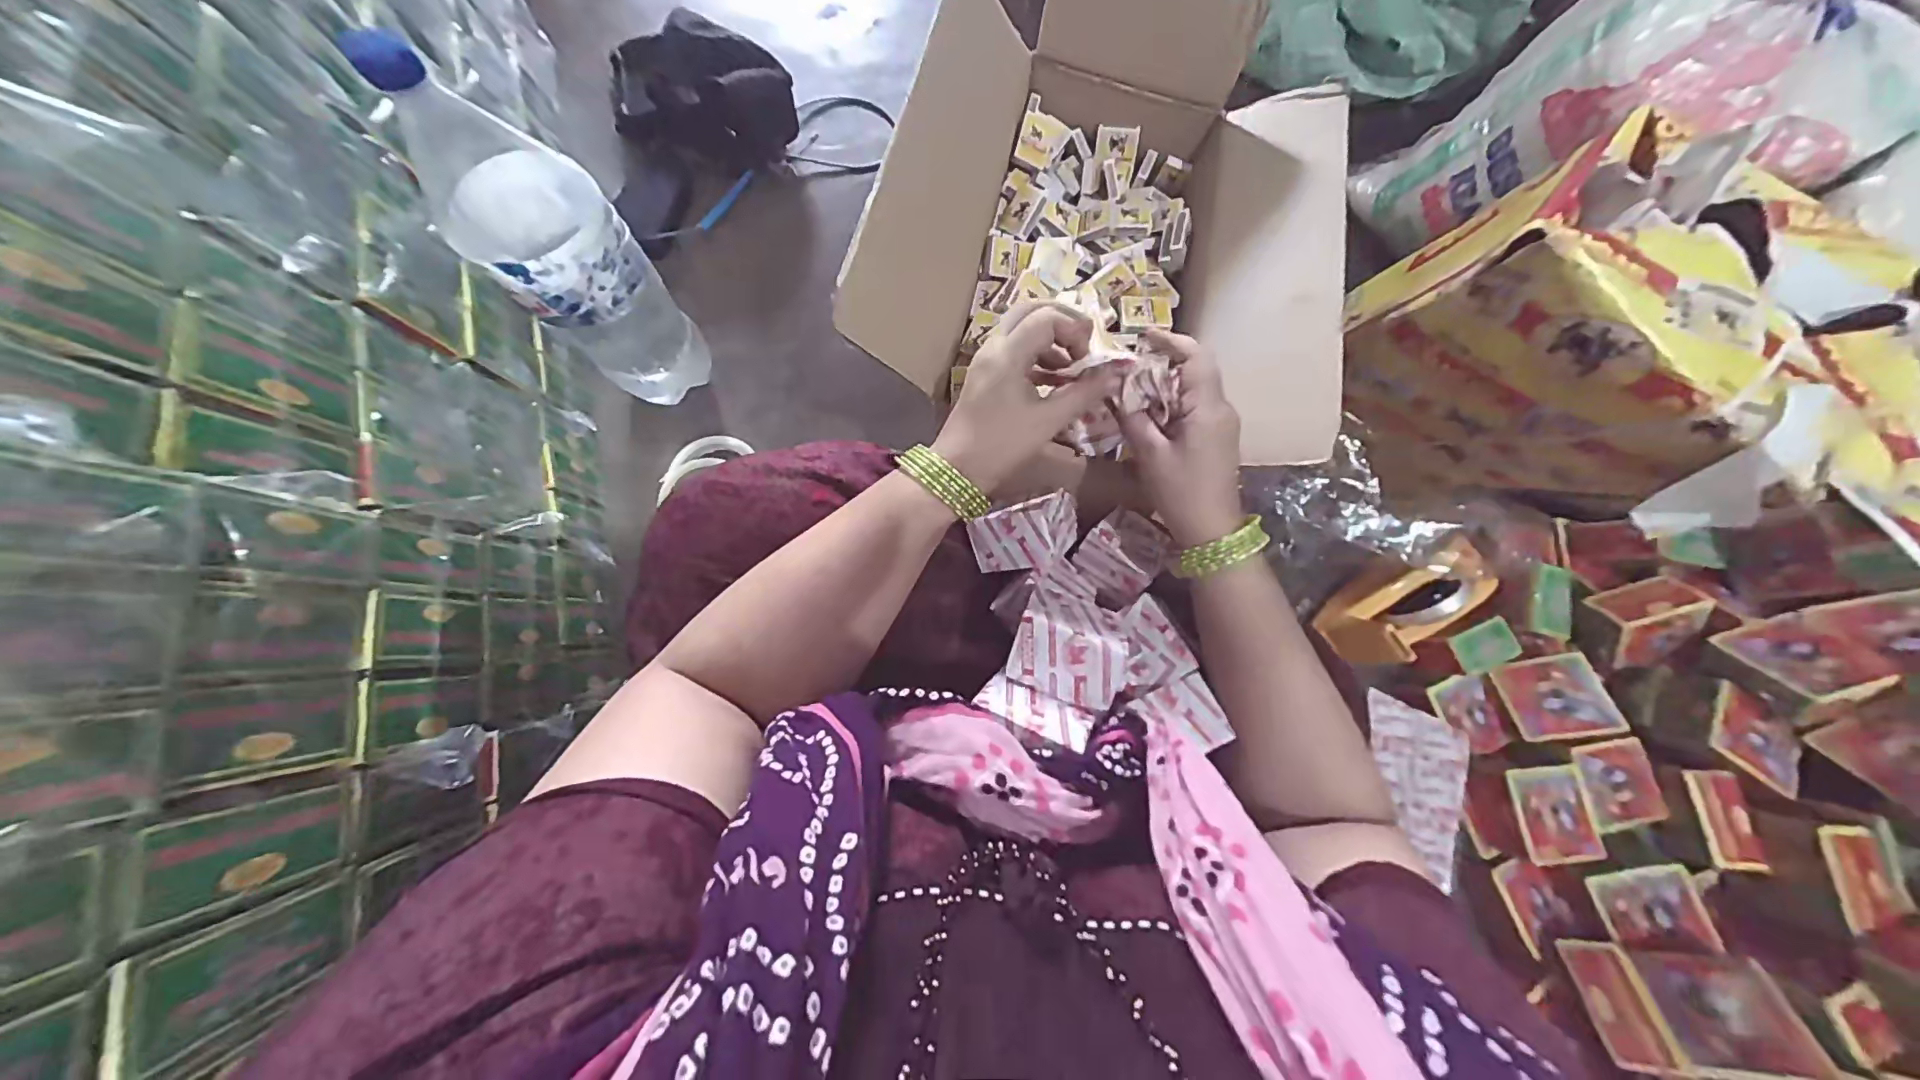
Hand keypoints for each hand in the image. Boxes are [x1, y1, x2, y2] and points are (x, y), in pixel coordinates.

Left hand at [932, 303, 1122, 496]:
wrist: (957, 469)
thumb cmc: (1002, 445)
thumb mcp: (1048, 421)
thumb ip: (1084, 394)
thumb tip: (1115, 374)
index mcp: (1008, 353)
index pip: (1048, 317)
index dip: (1075, 330)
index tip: (1088, 359)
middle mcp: (994, 347)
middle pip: (1031, 310)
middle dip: (1062, 323)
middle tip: (1083, 347)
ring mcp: (986, 360)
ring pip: (1021, 329)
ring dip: (1050, 340)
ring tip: (1072, 369)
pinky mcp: (985, 375)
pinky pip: (1014, 350)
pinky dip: (1037, 356)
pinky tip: (1054, 382)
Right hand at [1114, 330, 1243, 546]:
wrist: (1212, 530)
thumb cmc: (1181, 492)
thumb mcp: (1150, 455)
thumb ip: (1134, 418)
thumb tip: (1117, 390)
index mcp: (1209, 408)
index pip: (1197, 357)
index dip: (1171, 341)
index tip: (1143, 337)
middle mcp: (1221, 409)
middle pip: (1195, 370)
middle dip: (1162, 364)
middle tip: (1127, 367)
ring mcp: (1221, 423)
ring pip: (1193, 389)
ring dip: (1164, 385)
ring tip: (1132, 389)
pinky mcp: (1216, 437)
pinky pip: (1194, 408)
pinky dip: (1171, 403)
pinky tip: (1148, 414)